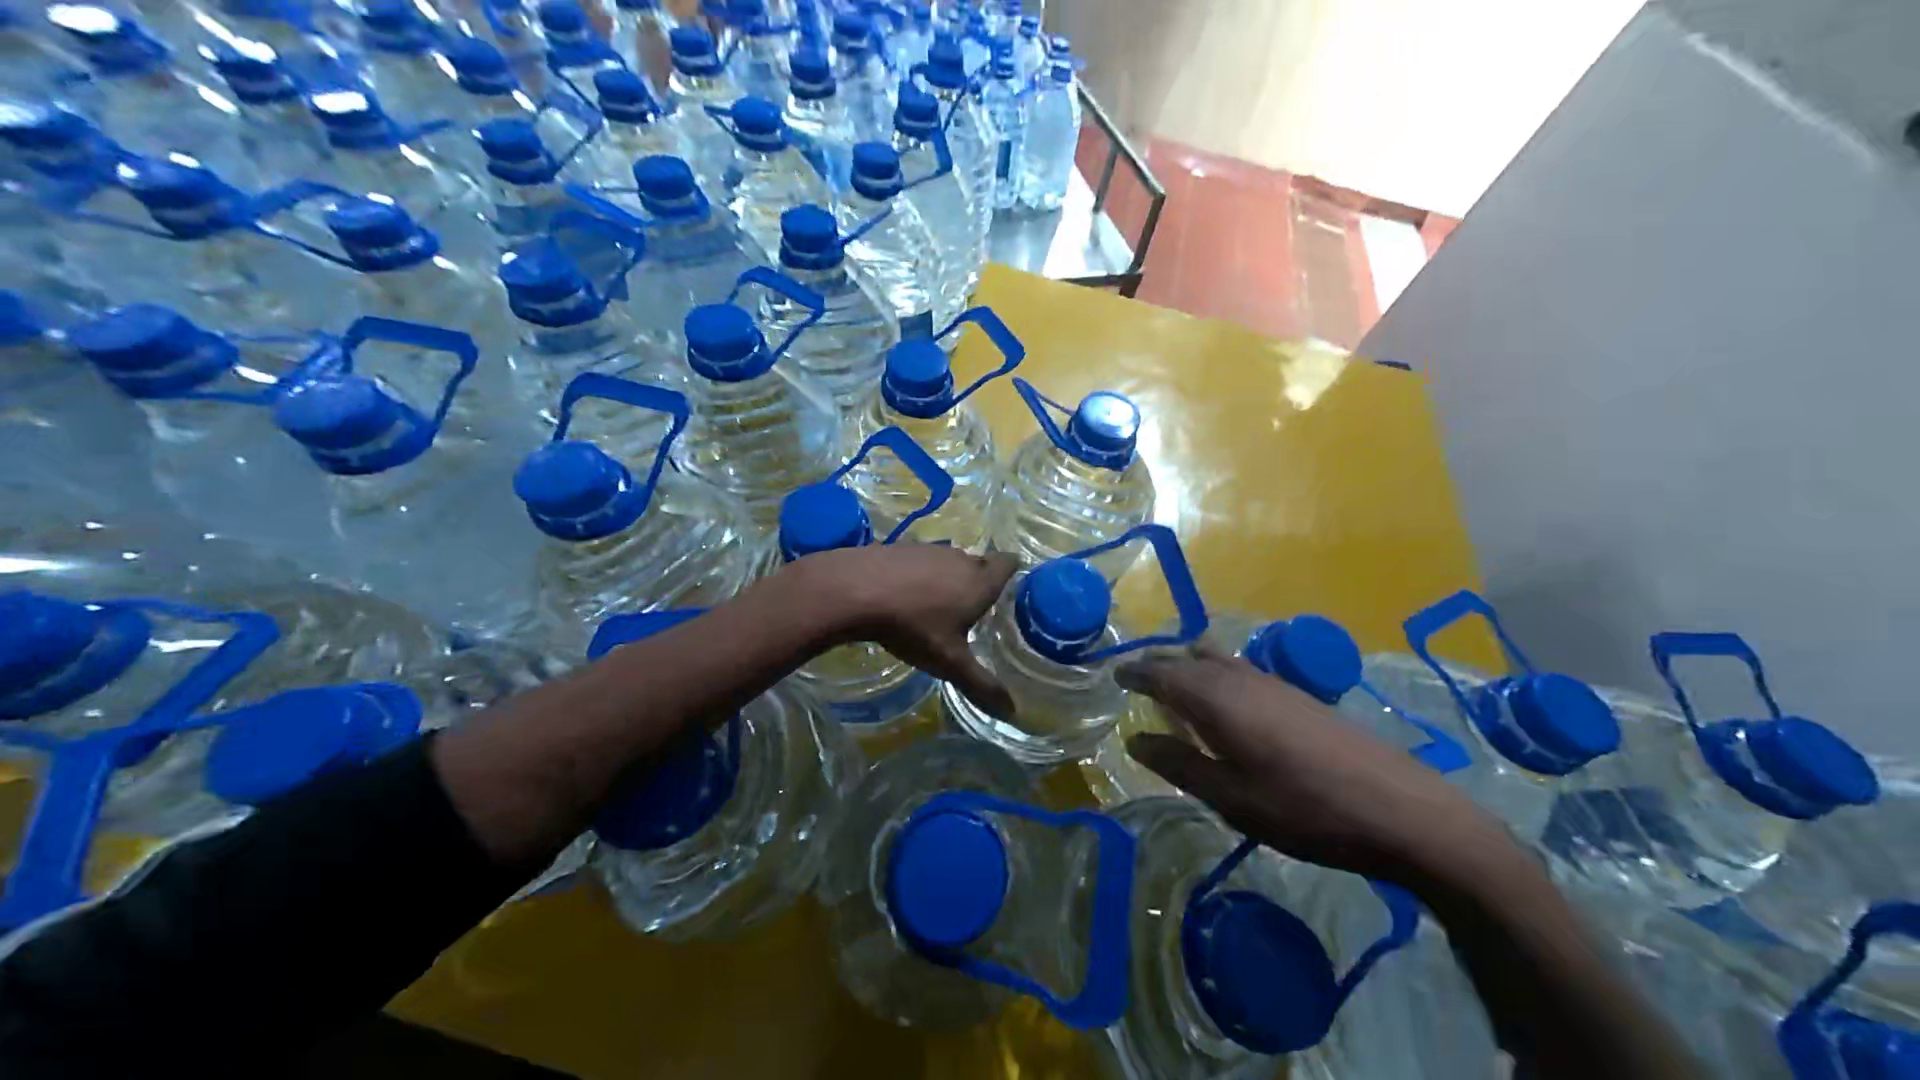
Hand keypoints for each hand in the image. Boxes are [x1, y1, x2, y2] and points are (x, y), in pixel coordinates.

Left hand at [802, 545, 1017, 719]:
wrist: (855, 590)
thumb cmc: (913, 626)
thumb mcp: (950, 662)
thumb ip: (982, 686)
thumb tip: (1013, 712)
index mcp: (980, 581)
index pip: (1008, 564)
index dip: (1012, 572)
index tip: (1010, 587)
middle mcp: (959, 558)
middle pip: (979, 562)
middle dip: (980, 580)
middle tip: (975, 606)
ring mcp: (927, 549)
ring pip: (948, 561)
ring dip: (948, 577)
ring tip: (939, 603)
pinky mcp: (898, 547)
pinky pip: (919, 560)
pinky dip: (918, 574)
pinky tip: (905, 595)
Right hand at [1118, 645, 1511, 884]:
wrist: (1404, 811)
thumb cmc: (1305, 809)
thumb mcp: (1231, 798)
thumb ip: (1179, 765)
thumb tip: (1135, 740)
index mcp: (1218, 700)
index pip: (1162, 673)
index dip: (1135, 672)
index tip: (1114, 675)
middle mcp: (1244, 679)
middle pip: (1190, 658)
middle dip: (1161, 664)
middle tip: (1138, 678)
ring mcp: (1277, 684)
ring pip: (1220, 660)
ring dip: (1191, 667)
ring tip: (1176, 687)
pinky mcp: (1302, 698)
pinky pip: (1244, 672)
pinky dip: (1220, 677)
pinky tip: (1228, 705)